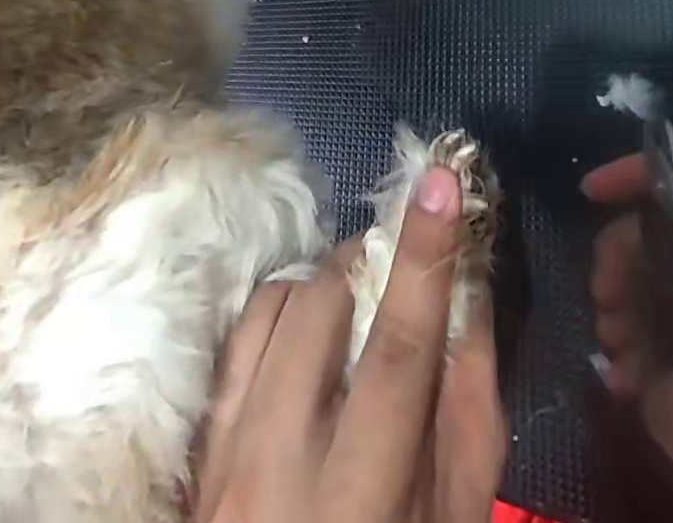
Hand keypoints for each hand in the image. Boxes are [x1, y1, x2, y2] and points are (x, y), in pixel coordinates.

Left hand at [192, 167, 505, 522]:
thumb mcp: (463, 501)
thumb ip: (471, 388)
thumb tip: (469, 282)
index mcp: (366, 491)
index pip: (401, 348)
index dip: (425, 255)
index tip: (440, 181)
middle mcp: (280, 465)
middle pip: (324, 307)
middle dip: (368, 254)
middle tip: (396, 256)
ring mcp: (227, 456)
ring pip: (275, 307)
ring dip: (328, 277)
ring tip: (357, 294)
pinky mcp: (200, 449)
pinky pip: (239, 335)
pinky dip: (284, 303)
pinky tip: (310, 323)